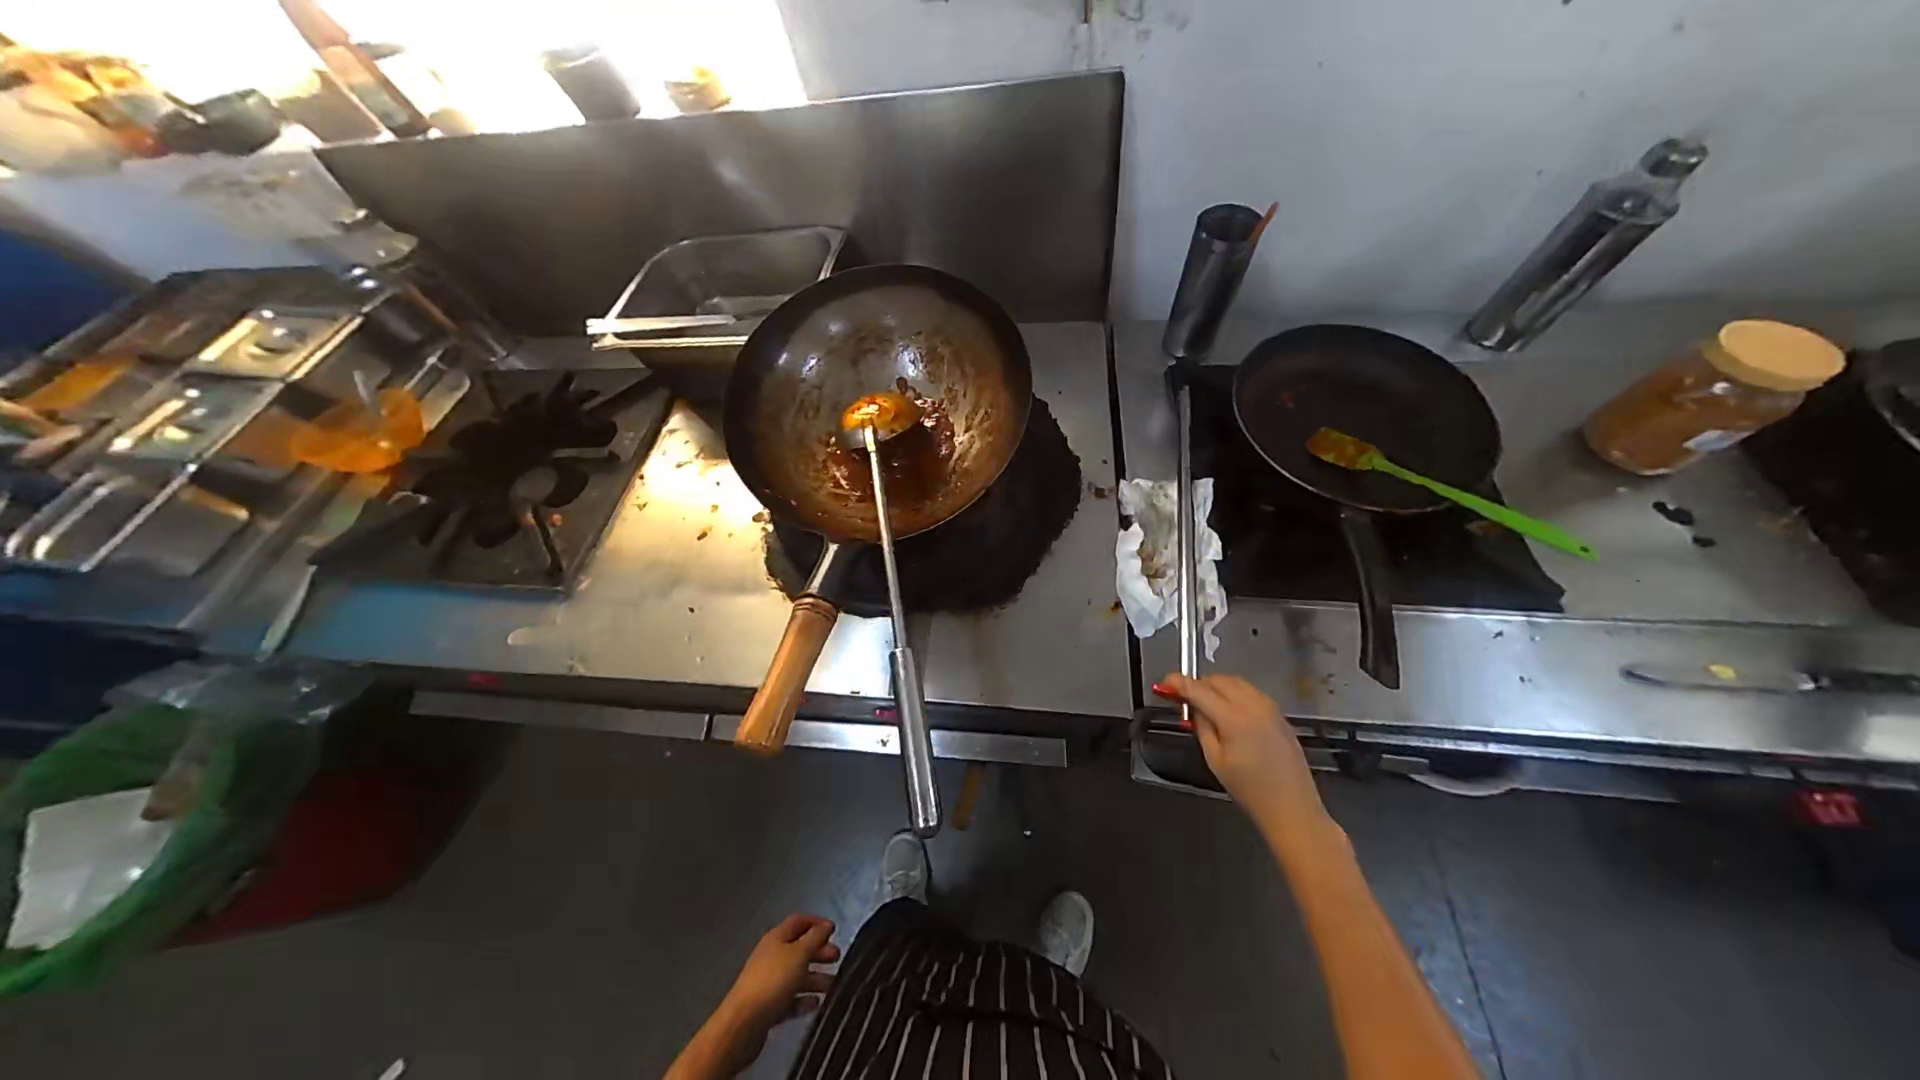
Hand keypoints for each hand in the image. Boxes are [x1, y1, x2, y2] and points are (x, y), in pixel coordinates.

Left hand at [724, 914, 839, 1040]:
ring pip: (796, 975)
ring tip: (833, 985)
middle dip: (819, 951)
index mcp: (777, 938)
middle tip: (837, 958)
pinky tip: (815, 1004)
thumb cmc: (773, 981)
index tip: (834, 931)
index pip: (799, 921)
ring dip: (815, 978)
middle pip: (799, 948)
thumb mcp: (799, 954)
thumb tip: (826, 925)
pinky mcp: (767, 1006)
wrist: (742, 1024)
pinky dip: (803, 1000)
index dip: (817, 922)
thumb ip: (815, 938)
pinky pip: (790, 999)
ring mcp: (768, 982)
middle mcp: (771, 956)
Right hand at [1156, 673, 1323, 826]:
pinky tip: (1228, 710)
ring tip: (1204, 703)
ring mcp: (1270, 708)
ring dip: (1216, 686)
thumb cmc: (1249, 789)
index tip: (1164, 683)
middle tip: (1183, 697)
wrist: (1292, 807)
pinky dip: (1234, 693)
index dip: (1178, 682)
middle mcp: (1253, 705)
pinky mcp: (1280, 715)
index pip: (1199, 689)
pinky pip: (1251, 692)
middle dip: (1198, 683)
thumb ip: (1201, 726)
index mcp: (1234, 717)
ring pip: (1236, 682)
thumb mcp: (1215, 759)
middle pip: (1218, 680)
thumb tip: (1193, 707)